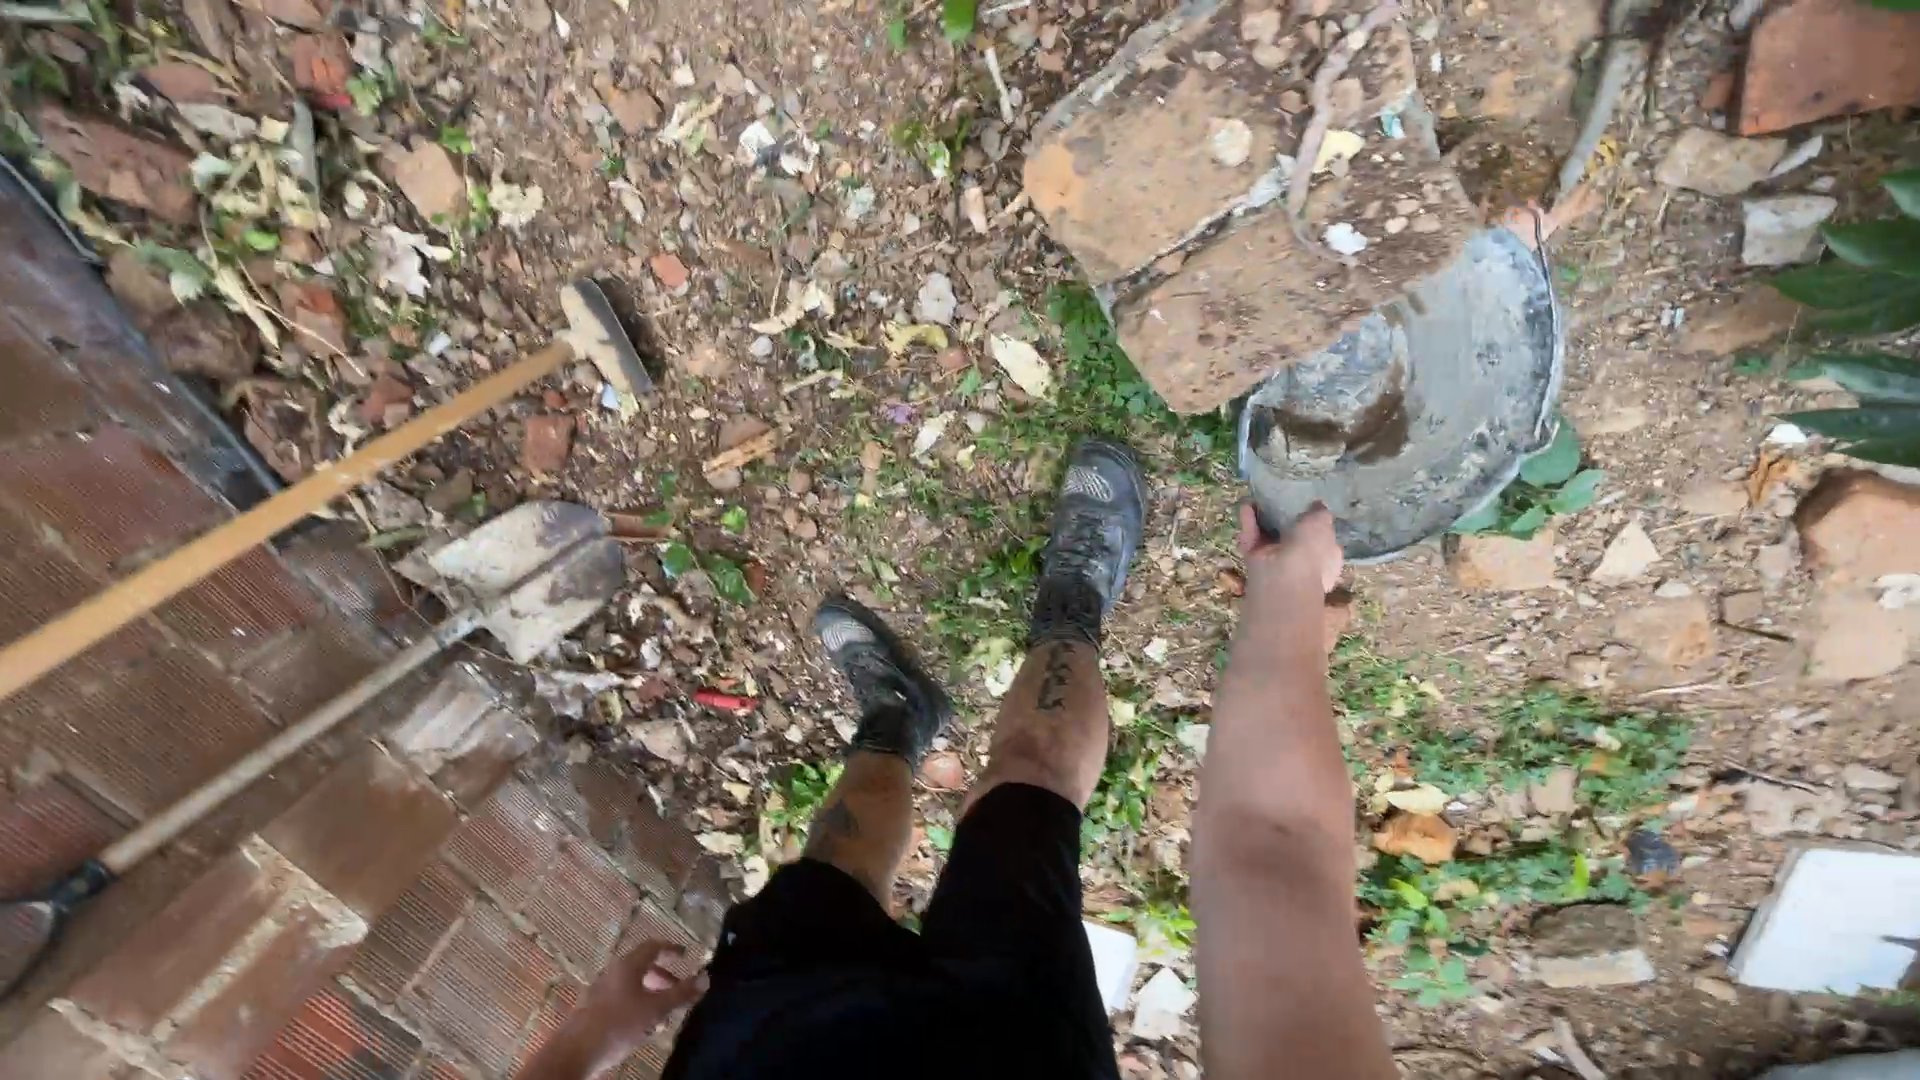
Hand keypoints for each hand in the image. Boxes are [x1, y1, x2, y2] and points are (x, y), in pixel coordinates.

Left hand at [579, 941, 707, 1049]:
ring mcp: (600, 990)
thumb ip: (681, 993)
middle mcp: (613, 971)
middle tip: (676, 988)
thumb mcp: (656, 1009)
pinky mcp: (592, 1009)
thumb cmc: (618, 1024)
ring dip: (649, 992)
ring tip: (662, 1011)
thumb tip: (706, 977)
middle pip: (642, 965)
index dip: (671, 949)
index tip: (685, 955)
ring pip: (631, 983)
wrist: (573, 1053)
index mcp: (629, 964)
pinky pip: (620, 997)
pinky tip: (640, 1025)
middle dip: (662, 975)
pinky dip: (636, 1003)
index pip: (654, 946)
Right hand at [1237, 502, 1342, 595]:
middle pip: (1293, 536)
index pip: (1323, 539)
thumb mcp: (1323, 523)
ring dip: (1264, 517)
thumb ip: (1320, 512)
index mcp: (1327, 557)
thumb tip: (1318, 505)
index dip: (1316, 523)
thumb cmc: (1312, 549)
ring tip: (1259, 497)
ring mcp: (1277, 561)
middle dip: (1286, 519)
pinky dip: (1249, 521)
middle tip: (1281, 499)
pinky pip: (1253, 536)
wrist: (1284, 576)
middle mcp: (1303, 561)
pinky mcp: (1255, 559)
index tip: (1309, 506)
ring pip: (1270, 535)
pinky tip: (1246, 504)